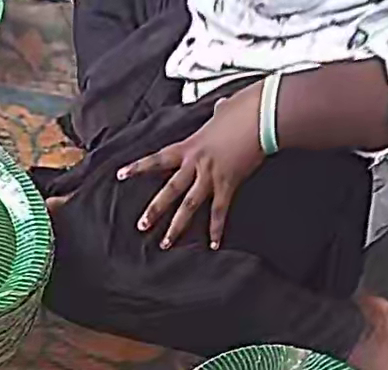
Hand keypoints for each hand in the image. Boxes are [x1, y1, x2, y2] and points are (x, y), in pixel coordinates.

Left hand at [118, 92, 262, 250]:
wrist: (267, 112)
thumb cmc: (248, 106)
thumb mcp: (226, 109)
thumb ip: (219, 114)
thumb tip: (222, 108)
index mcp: (190, 146)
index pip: (158, 158)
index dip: (138, 167)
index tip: (121, 175)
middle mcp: (196, 164)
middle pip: (169, 191)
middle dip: (154, 210)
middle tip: (141, 227)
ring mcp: (211, 176)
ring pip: (188, 206)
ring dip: (176, 227)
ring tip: (166, 243)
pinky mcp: (228, 184)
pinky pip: (219, 212)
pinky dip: (216, 229)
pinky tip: (212, 244)